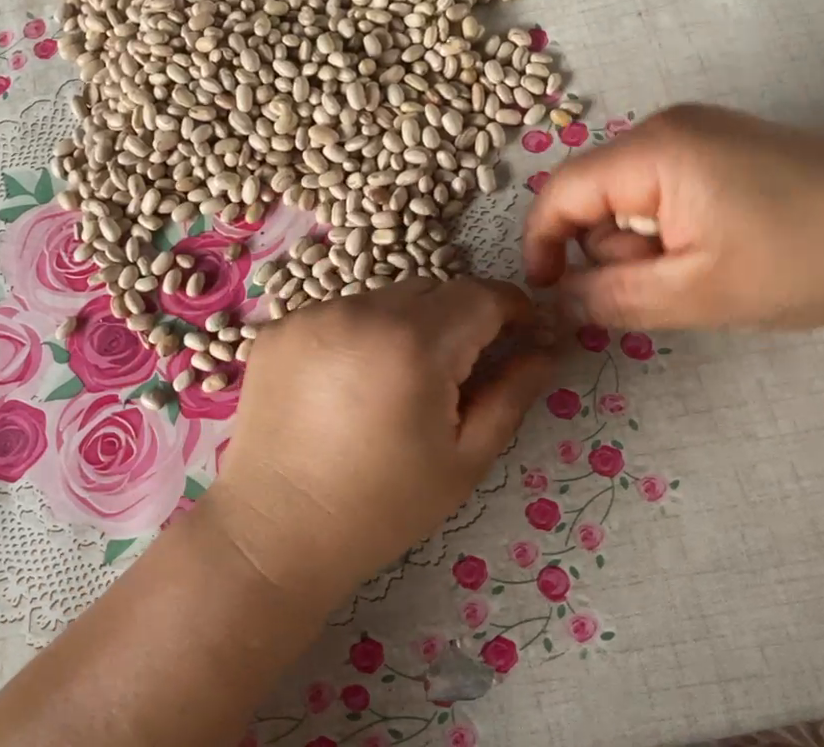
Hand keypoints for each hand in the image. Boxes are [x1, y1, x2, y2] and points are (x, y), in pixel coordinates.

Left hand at [202, 277, 554, 602]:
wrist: (276, 532)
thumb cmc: (382, 507)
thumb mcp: (465, 459)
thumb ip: (512, 394)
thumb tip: (547, 350)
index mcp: (416, 343)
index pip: (481, 295)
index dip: (511, 309)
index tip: (523, 333)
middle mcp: (361, 311)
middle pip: (432, 290)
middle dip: (458, 319)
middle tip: (457, 372)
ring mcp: (312, 314)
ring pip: (383, 299)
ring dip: (405, 325)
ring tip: (396, 383)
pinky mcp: (279, 328)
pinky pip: (338, 314)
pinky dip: (357, 335)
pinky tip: (348, 385)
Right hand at [523, 104, 823, 329]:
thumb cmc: (809, 258)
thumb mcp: (699, 293)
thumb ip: (614, 299)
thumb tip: (560, 302)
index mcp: (653, 150)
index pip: (560, 192)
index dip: (542, 245)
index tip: (550, 296)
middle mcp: (668, 129)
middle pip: (596, 196)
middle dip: (612, 252)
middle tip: (667, 290)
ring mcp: (702, 135)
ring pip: (633, 200)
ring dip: (648, 248)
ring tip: (708, 276)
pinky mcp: (729, 150)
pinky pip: (669, 194)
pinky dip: (676, 233)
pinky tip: (724, 255)